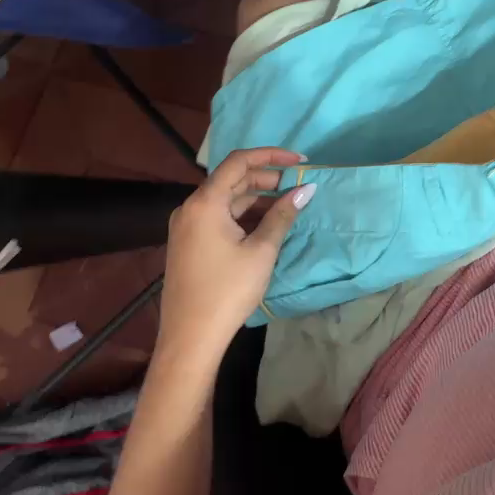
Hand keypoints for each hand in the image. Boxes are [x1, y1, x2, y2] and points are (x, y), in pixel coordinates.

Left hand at [157, 147, 313, 362]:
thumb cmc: (228, 289)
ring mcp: (187, 227)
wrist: (190, 338)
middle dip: (267, 178)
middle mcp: (191, 208)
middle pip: (232, 179)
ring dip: (258, 197)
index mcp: (205, 203)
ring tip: (288, 205)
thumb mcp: (261, 250)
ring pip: (227, 199)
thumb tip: (307, 188)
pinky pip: (219, 216)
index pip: (239, 162)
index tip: (301, 161)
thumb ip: (283, 214)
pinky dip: (244, 214)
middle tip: (299, 186)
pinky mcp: (190, 243)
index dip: (271, 155)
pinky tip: (266, 224)